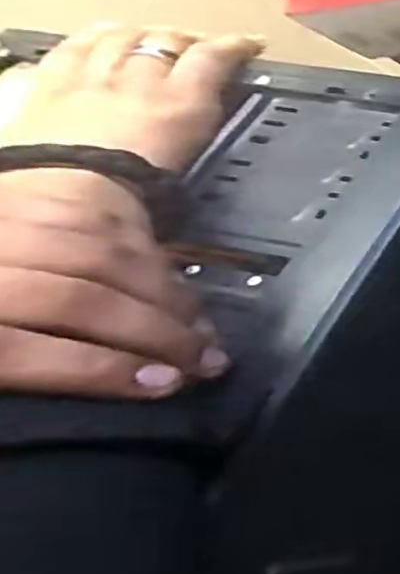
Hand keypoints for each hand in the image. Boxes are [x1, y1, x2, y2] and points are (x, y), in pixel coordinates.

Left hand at [0, 24, 263, 170]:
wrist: (72, 186)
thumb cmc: (146, 177)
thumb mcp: (198, 147)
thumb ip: (211, 115)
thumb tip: (231, 106)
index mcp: (184, 96)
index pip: (214, 55)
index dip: (236, 45)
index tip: (254, 45)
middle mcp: (140, 76)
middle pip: (166, 40)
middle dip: (189, 38)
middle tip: (202, 43)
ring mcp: (91, 77)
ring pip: (119, 37)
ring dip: (143, 32)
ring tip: (153, 35)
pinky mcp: (49, 84)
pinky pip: (70, 48)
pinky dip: (91, 37)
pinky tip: (101, 36)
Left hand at [0, 180, 226, 397]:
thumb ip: (17, 357)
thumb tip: (127, 374)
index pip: (9, 347)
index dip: (89, 368)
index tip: (160, 385)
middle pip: (75, 297)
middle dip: (152, 332)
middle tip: (205, 360)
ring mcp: (14, 214)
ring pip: (111, 257)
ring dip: (170, 299)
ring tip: (202, 328)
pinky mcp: (56, 189)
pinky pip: (123, 224)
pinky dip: (158, 258)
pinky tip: (176, 284)